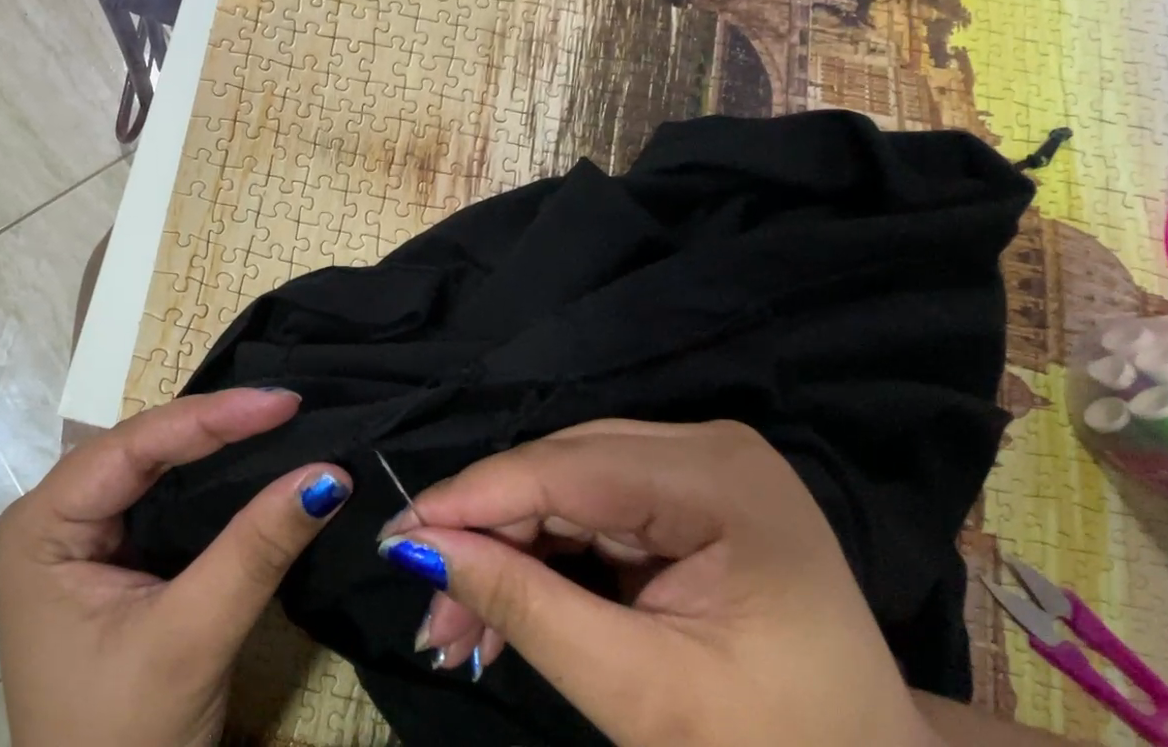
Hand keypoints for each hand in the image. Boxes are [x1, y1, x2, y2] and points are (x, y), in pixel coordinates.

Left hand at [0, 388, 351, 746]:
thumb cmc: (123, 736)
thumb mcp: (191, 638)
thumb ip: (254, 549)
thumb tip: (327, 473)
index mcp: (41, 528)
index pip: (132, 448)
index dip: (211, 417)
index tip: (283, 401)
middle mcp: (54, 519)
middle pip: (141, 450)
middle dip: (214, 424)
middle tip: (287, 405)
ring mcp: (83, 540)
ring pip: (155, 471)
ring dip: (216, 448)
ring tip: (278, 420)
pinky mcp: (114, 561)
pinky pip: (164, 503)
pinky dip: (212, 485)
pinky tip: (250, 463)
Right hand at [374, 419, 940, 746]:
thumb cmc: (773, 745)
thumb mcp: (640, 689)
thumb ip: (526, 606)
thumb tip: (420, 547)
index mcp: (721, 480)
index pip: (566, 468)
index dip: (471, 500)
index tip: (395, 538)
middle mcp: (705, 450)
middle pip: (557, 473)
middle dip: (485, 539)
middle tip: (428, 609)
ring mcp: (694, 471)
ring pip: (560, 492)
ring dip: (503, 554)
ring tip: (455, 629)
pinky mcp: (679, 501)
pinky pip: (583, 514)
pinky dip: (537, 560)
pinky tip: (498, 608)